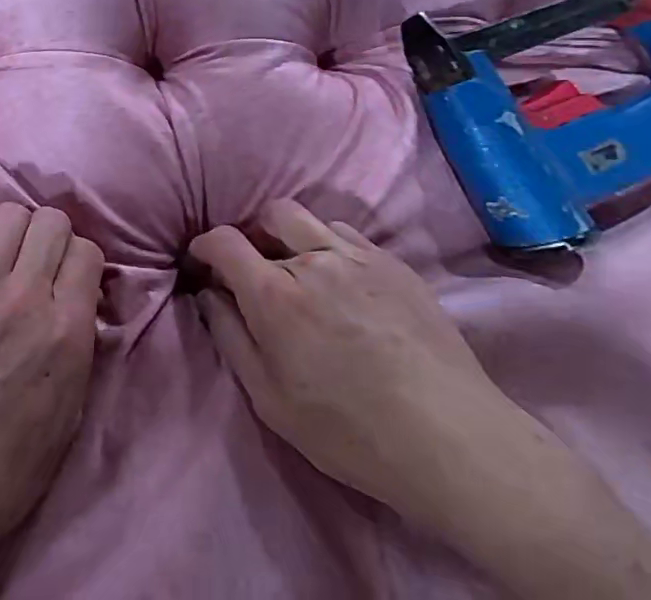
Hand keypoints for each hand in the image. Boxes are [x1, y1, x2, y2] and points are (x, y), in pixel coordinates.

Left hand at [0, 205, 103, 599]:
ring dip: (18, 233)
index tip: (75, 280)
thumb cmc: (14, 459)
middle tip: (45, 265)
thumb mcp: (74, 404)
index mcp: (67, 329)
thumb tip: (83, 297)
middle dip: (56, 237)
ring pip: (10, 215)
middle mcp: (26, 296)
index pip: (87, 250)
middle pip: (51, 220)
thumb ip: (82, 338)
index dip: (83, 262)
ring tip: (12, 262)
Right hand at [189, 199, 513, 512]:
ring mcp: (359, 255)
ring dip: (292, 237)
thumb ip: (231, 337)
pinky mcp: (394, 262)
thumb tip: (209, 295)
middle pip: (269, 215)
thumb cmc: (347, 429)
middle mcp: (313, 260)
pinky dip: (330, 246)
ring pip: (310, 219)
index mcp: (275, 295)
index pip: (225, 242)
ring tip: (301, 274)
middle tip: (255, 267)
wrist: (448, 435)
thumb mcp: (270, 398)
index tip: (202, 259)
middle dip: (251, 233)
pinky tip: (342, 282)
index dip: (205, 245)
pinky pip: (348, 234)